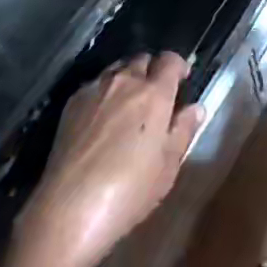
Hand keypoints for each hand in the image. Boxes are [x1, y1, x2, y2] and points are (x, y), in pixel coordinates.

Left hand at [9, 53, 201, 266]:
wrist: (70, 207)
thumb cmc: (129, 191)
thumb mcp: (167, 168)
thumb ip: (183, 131)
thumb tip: (196, 107)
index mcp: (154, 94)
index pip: (171, 60)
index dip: (179, 66)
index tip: (182, 80)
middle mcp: (125, 81)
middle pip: (142, 59)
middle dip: (152, 70)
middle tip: (154, 97)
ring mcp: (96, 89)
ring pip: (117, 69)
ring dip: (127, 78)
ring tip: (127, 105)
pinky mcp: (72, 102)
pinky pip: (95, 85)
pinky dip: (104, 92)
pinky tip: (101, 119)